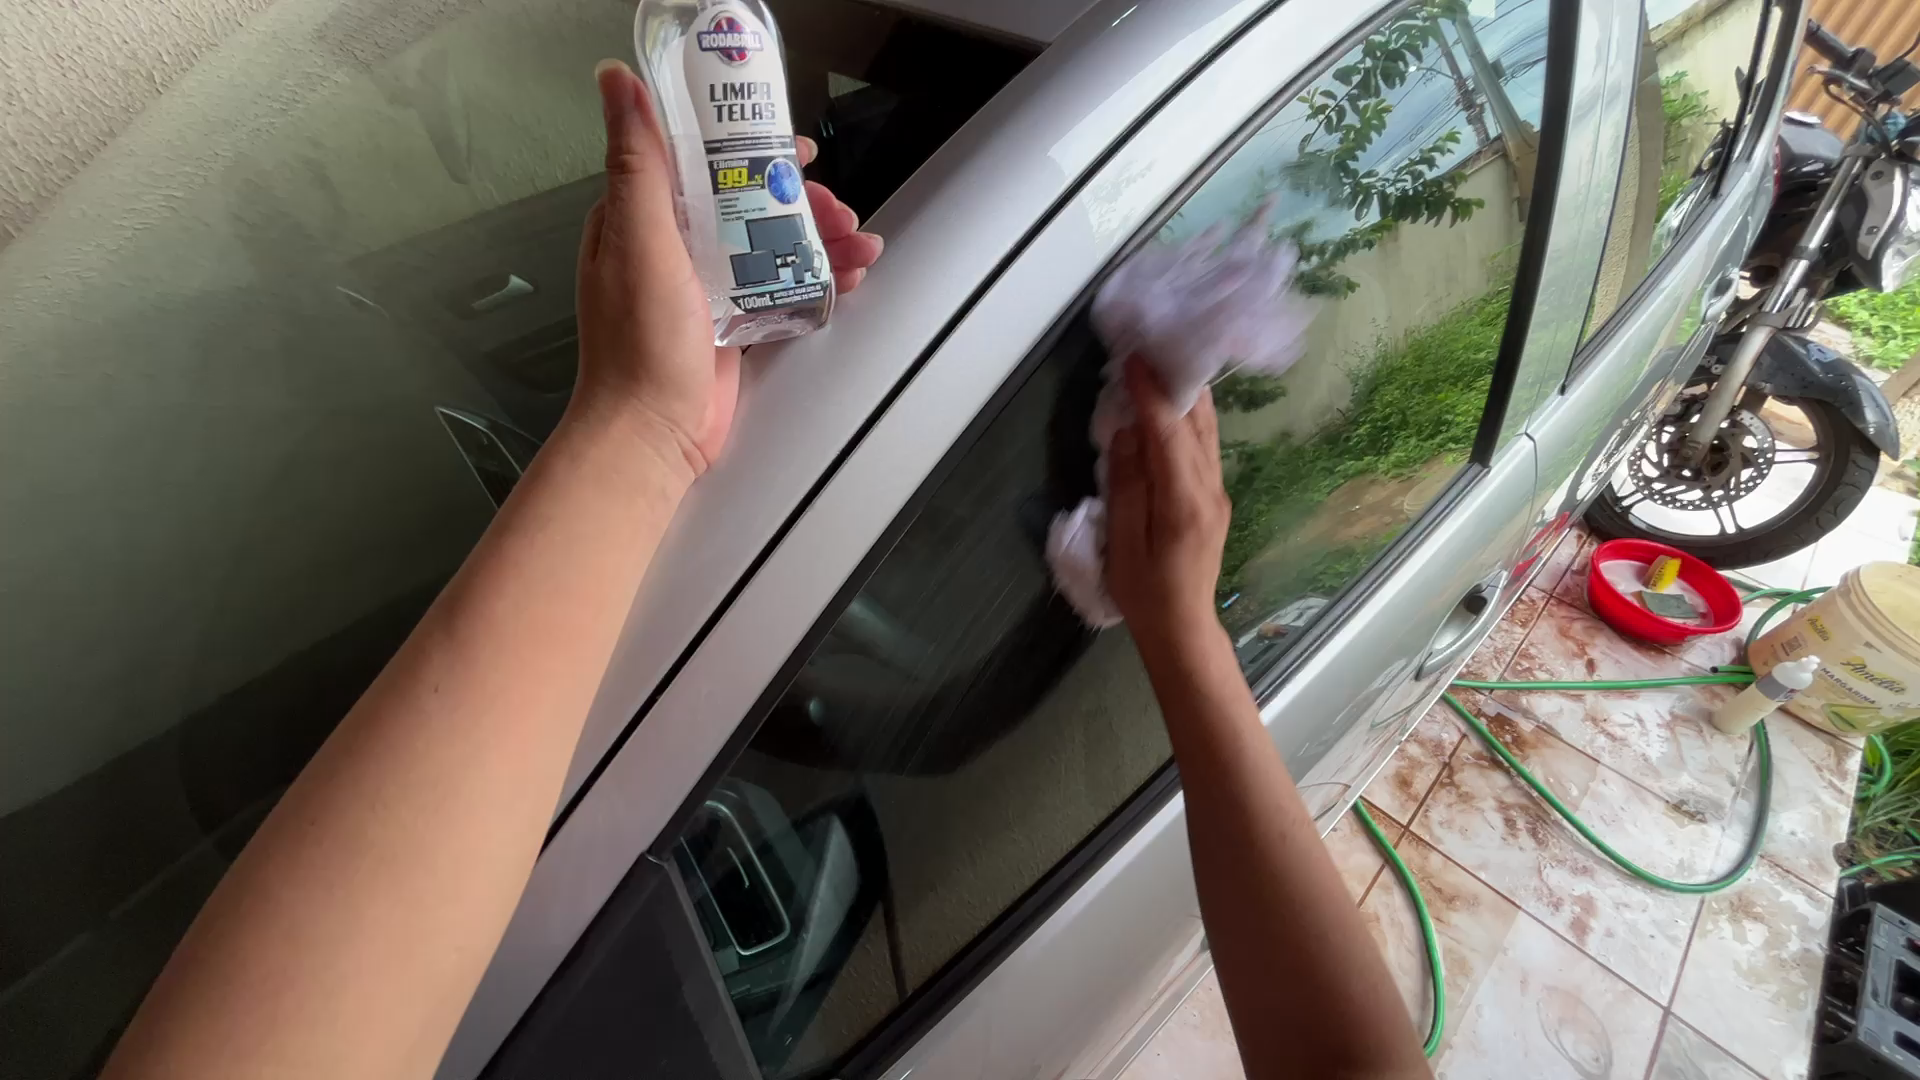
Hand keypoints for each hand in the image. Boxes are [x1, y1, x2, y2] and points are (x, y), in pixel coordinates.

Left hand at [573, 60, 883, 476]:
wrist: (654, 432)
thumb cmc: (640, 344)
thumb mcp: (639, 243)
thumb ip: (638, 166)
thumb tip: (617, 80)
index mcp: (646, 218)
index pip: (704, 162)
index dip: (752, 147)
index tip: (797, 148)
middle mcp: (677, 248)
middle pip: (750, 205)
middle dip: (802, 204)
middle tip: (841, 211)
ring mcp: (708, 288)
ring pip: (773, 246)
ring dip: (820, 242)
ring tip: (861, 246)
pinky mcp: (735, 325)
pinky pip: (780, 289)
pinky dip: (815, 281)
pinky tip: (847, 279)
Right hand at [1106, 356, 1231, 653]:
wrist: (1182, 627)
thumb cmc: (1144, 593)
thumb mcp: (1123, 544)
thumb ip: (1126, 487)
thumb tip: (1127, 434)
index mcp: (1184, 503)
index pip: (1169, 434)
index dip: (1150, 393)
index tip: (1132, 358)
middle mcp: (1210, 490)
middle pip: (1198, 422)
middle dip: (1173, 381)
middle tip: (1150, 346)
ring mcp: (1218, 492)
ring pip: (1207, 430)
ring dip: (1184, 395)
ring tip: (1159, 364)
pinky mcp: (1214, 497)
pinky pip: (1203, 445)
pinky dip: (1186, 419)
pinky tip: (1170, 406)